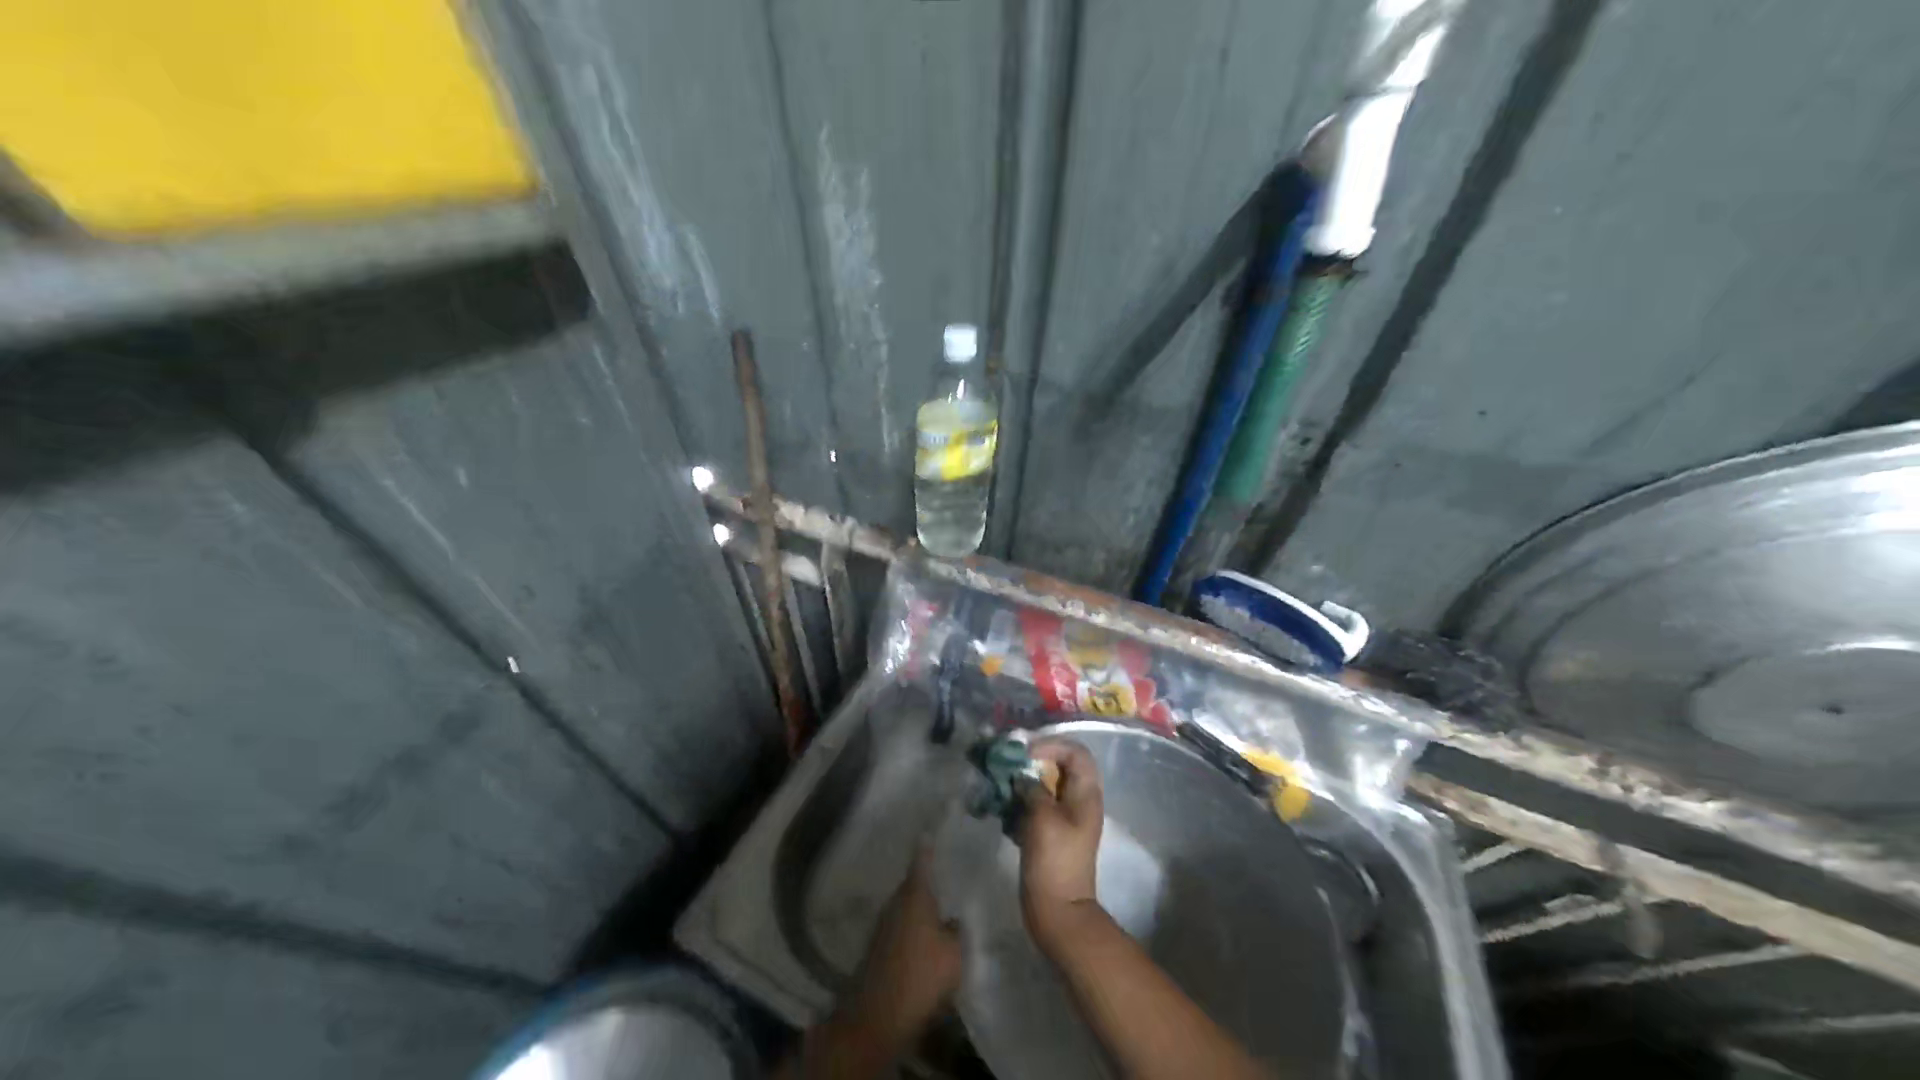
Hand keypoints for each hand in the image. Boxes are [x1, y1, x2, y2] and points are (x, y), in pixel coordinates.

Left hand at [843, 844, 962, 1047]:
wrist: (878, 1018)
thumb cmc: (922, 975)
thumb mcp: (955, 951)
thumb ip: (958, 928)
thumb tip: (956, 917)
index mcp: (914, 894)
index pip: (922, 860)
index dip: (929, 845)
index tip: (934, 829)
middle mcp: (895, 902)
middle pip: (914, 883)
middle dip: (931, 879)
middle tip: (952, 873)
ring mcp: (884, 926)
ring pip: (908, 906)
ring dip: (923, 906)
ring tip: (947, 905)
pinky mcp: (879, 949)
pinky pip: (902, 927)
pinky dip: (915, 926)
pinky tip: (931, 937)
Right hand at [1017, 738, 1103, 946]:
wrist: (1058, 911)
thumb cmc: (1054, 862)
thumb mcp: (1042, 818)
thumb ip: (1032, 789)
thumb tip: (1021, 775)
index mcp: (1086, 794)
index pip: (1076, 752)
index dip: (1051, 745)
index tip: (1025, 754)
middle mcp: (1078, 801)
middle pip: (1059, 766)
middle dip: (1033, 761)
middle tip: (1007, 764)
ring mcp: (1064, 817)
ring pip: (1045, 785)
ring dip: (1023, 782)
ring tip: (1001, 785)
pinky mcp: (1050, 832)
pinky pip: (1035, 805)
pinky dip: (1020, 802)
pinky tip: (1003, 809)